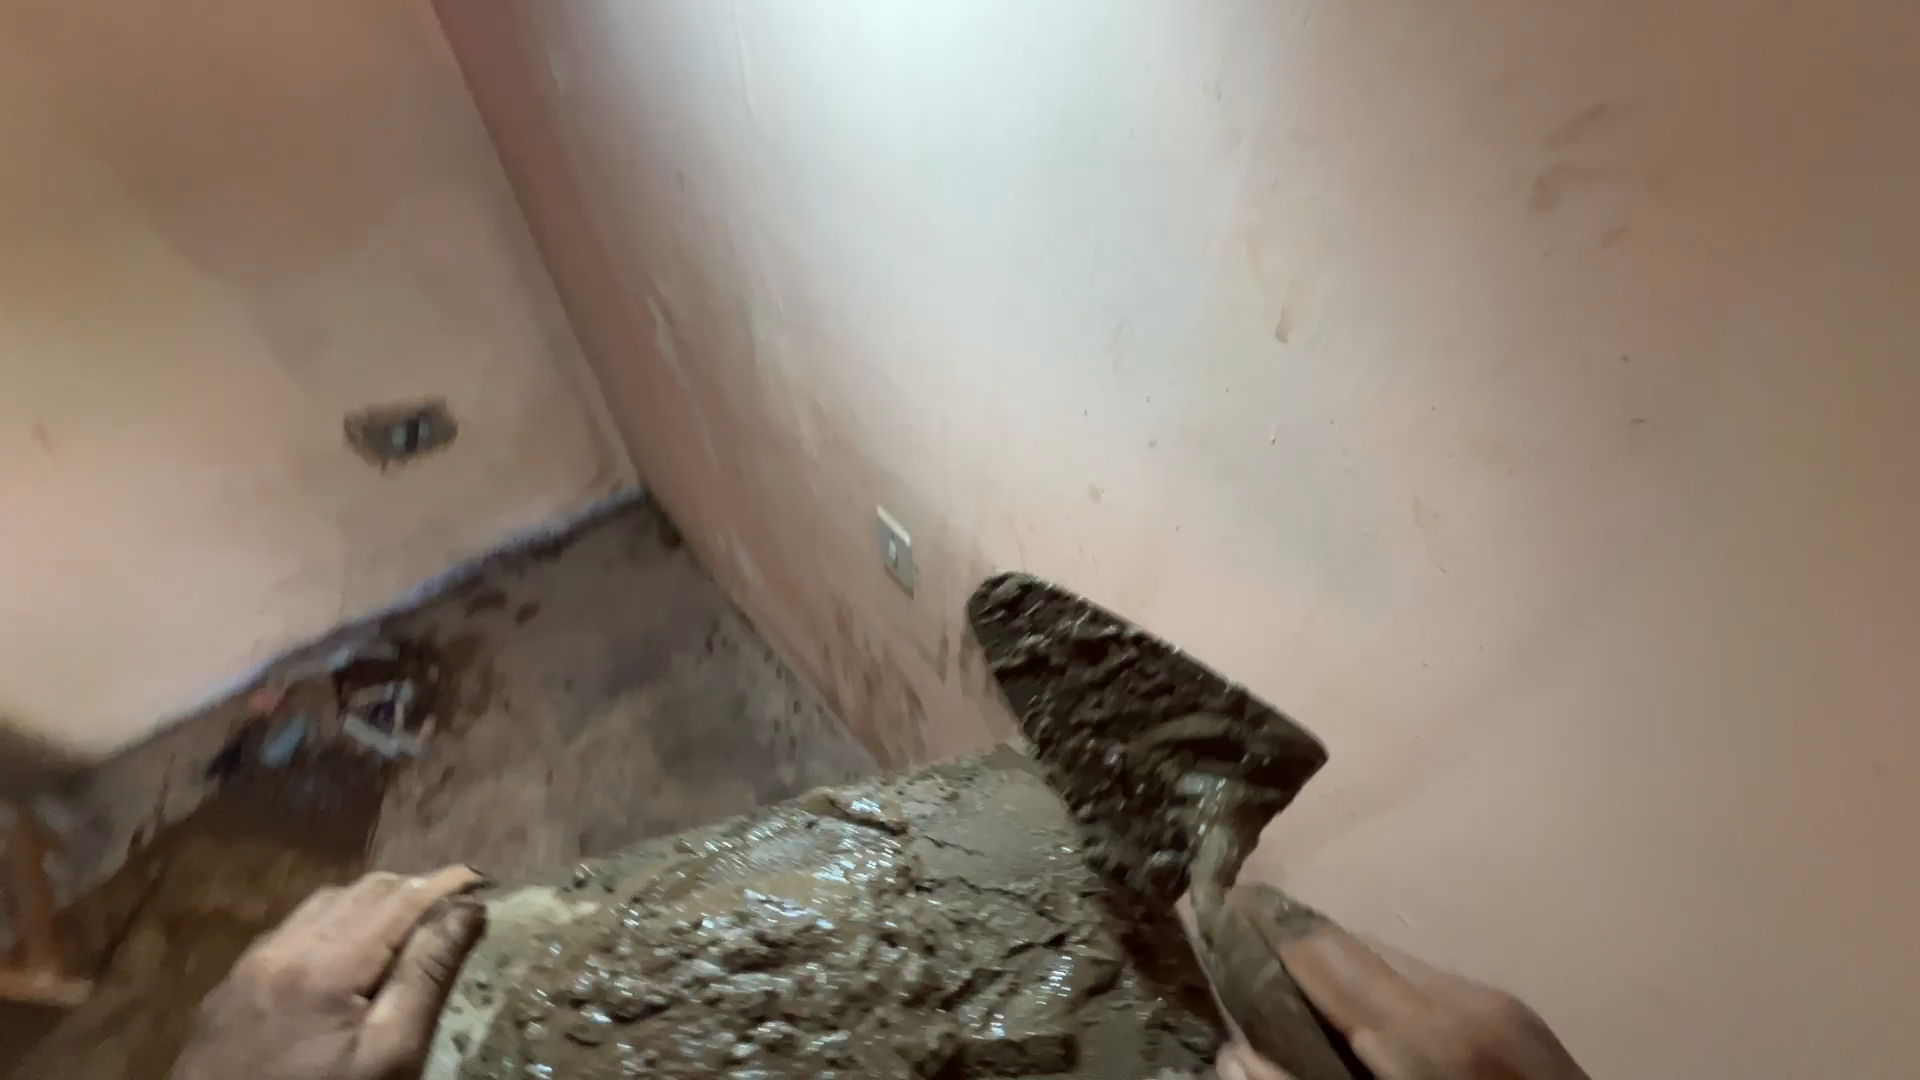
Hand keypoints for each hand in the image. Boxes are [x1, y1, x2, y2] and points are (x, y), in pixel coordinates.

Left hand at [170, 866, 486, 1079]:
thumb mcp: (391, 1053)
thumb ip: (429, 975)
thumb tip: (470, 909)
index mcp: (326, 967)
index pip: (404, 898)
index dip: (450, 882)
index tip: (486, 881)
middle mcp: (283, 951)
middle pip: (368, 890)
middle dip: (417, 890)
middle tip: (451, 910)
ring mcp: (248, 969)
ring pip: (329, 901)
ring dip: (375, 903)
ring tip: (405, 929)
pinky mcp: (228, 990)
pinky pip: (294, 929)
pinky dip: (335, 923)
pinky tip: (349, 956)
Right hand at [1215, 925, 1588, 1079]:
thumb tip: (1232, 1051)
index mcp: (1431, 1039)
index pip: (1318, 949)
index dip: (1260, 927)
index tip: (1214, 911)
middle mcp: (1463, 998)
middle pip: (1346, 942)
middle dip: (1292, 945)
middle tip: (1245, 958)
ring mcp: (1496, 1000)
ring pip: (1383, 956)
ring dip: (1336, 968)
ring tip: (1298, 991)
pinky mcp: (1515, 1012)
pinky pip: (1420, 979)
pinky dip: (1380, 989)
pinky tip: (1369, 1021)